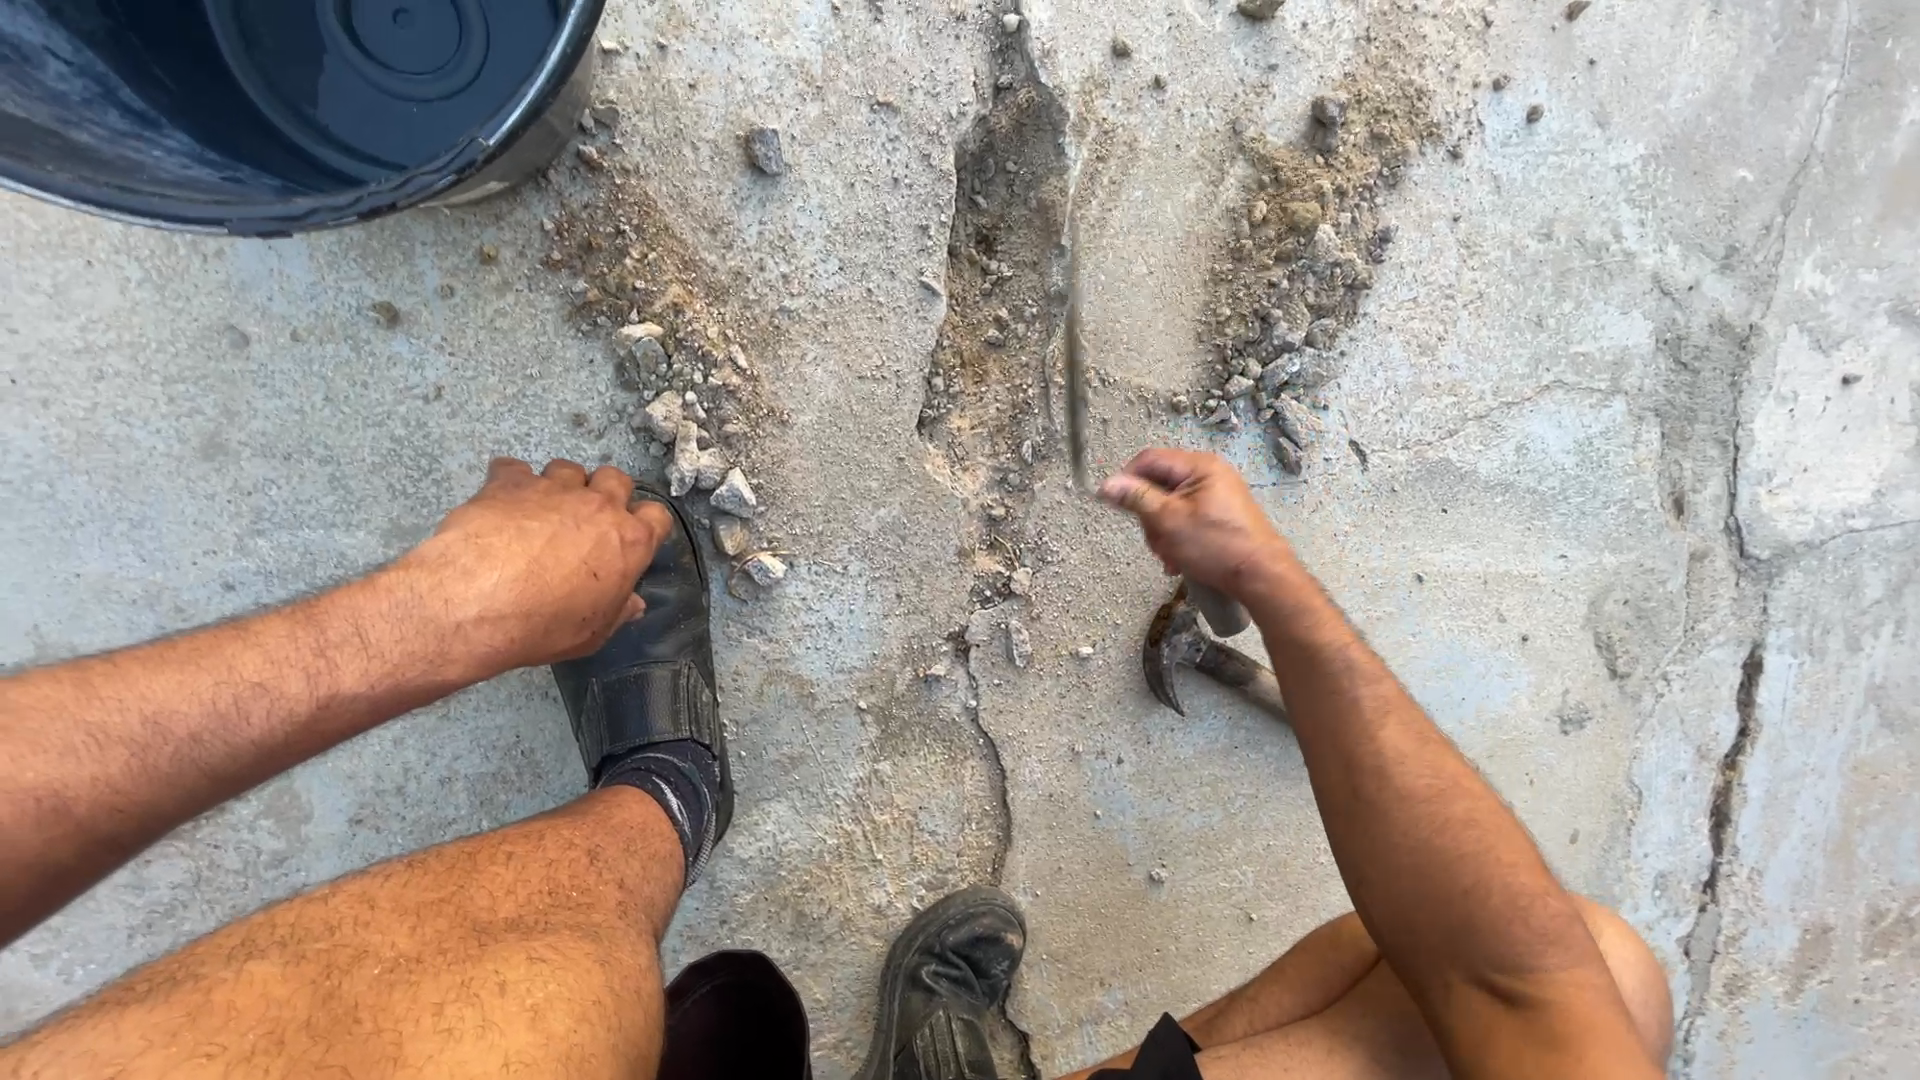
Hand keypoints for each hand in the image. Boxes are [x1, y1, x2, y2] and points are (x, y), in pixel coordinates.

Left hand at [389, 458, 672, 675]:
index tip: (631, 537)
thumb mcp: (593, 632)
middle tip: (587, 517)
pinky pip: (513, 468)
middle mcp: (599, 506)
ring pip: (568, 468)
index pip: (658, 516)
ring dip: (560, 485)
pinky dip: (510, 481)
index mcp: (630, 540)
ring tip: (541, 509)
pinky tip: (500, 502)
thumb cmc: (545, 625)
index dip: (645, 524)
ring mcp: (554, 489)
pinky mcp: (510, 482)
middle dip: (606, 492)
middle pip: (616, 478)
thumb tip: (633, 604)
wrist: (476, 603)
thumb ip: (618, 611)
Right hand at [1098, 448, 1294, 596]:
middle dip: (1149, 516)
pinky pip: (1185, 518)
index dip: (1127, 480)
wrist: (1260, 576)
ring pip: (1169, 506)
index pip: (1148, 459)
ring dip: (1162, 532)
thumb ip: (1136, 498)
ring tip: (1170, 555)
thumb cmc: (1215, 545)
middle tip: (1155, 540)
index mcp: (1199, 465)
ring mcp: (1215, 495)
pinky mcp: (1219, 515)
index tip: (1116, 505)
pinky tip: (1179, 559)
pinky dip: (1177, 538)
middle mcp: (1209, 474)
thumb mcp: (1168, 520)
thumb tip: (1106, 484)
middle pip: (1158, 484)